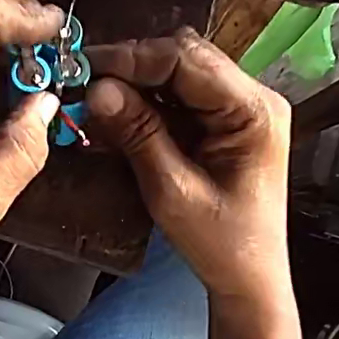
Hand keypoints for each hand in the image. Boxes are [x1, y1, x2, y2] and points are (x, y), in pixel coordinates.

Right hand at [85, 28, 292, 304]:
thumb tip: (98, 89)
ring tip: (95, 101)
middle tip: (85, 83)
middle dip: (132, 68)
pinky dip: (147, 106)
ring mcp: (239, 111)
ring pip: (179, 76)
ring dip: (136, 85)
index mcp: (254, 111)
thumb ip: (138, 134)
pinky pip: (180, 101)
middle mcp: (253, 100)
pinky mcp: (223, 126)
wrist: (248, 280)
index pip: (187, 59)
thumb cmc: (223, 246)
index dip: (132, 58)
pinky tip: (117, 118)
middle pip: (185, 58)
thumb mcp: (173, 191)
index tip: (86, 67)